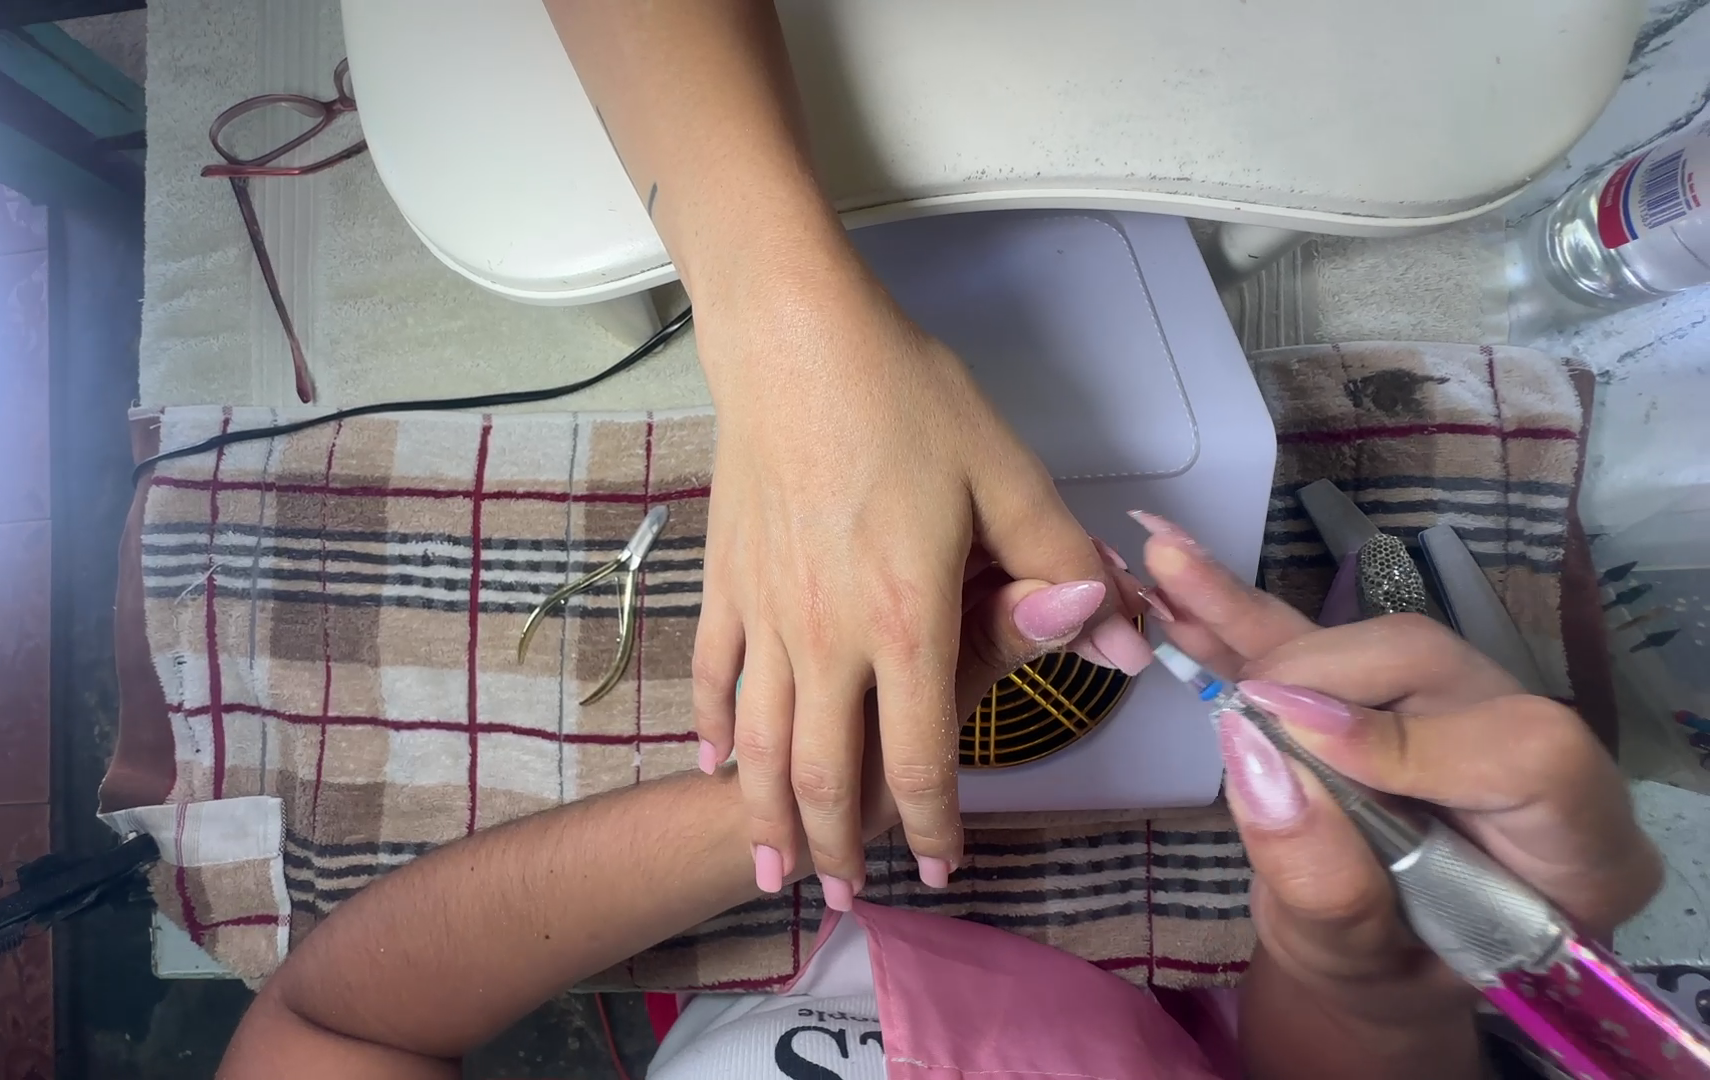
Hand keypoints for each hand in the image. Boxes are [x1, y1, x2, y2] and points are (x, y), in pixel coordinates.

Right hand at [691, 283, 1152, 908]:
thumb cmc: (900, 400)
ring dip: (765, 812)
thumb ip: (1058, 560)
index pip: (921, 755)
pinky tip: (709, 761)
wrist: (791, 346)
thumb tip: (1115, 638)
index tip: (937, 868)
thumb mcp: (1003, 469)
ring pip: (757, 742)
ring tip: (770, 865)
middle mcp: (824, 636)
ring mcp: (761, 613)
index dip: (933, 823)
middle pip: (823, 772)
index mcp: (904, 618)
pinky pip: (710, 673)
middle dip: (837, 847)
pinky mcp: (722, 581)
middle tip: (841, 896)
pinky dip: (710, 727)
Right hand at [1141, 512, 1659, 1066]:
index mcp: (1565, 839)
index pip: (1522, 751)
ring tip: (1166, 563)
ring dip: (1248, 606)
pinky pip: (1292, 640)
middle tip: (1236, 703)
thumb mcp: (1348, 956)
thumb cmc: (1373, 968)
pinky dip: (1224, 610)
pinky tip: (1169, 569)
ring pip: (1350, 634)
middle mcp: (1514, 749)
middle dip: (1316, 672)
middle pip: (1432, 664)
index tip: (1285, 733)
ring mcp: (1432, 706)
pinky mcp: (1355, 688)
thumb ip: (1319, 877)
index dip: (1403, 733)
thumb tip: (1253, 753)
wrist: (1364, 949)